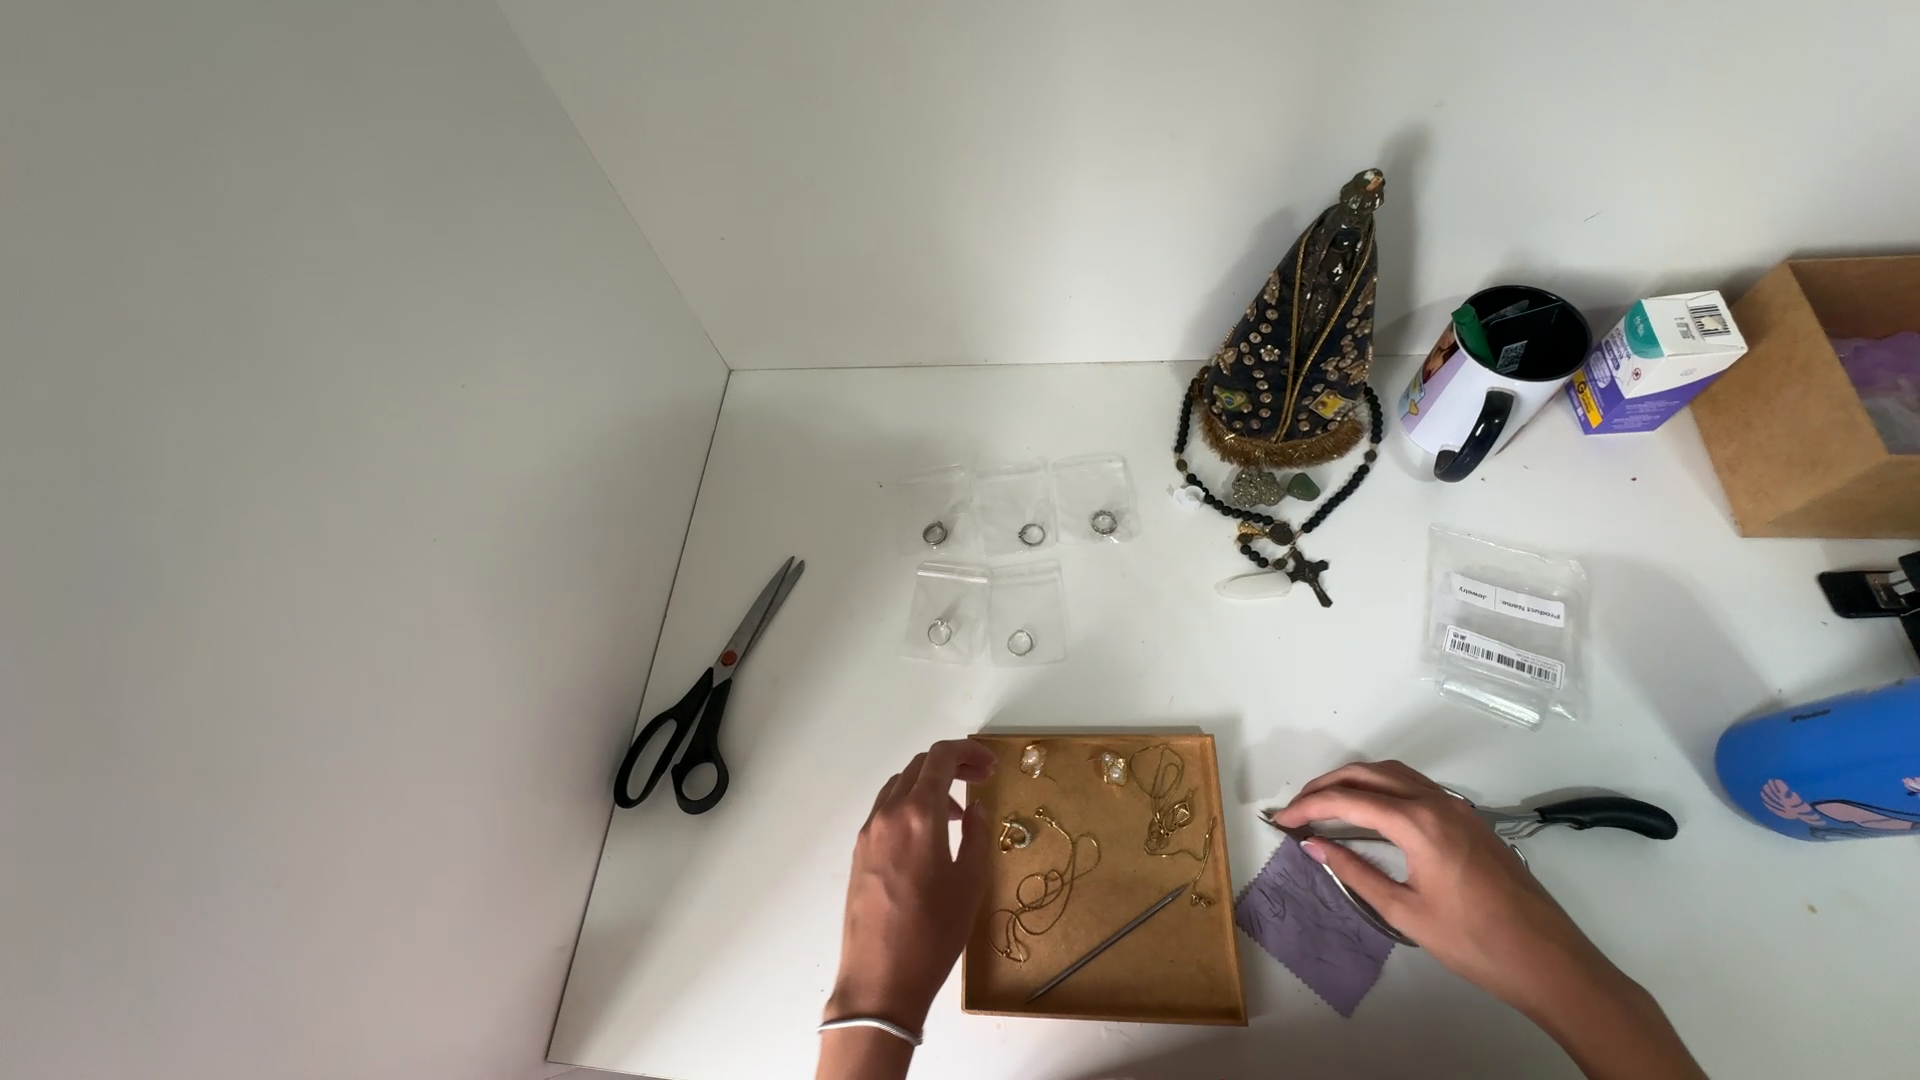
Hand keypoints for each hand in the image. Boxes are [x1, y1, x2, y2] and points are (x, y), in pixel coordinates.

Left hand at [826, 738, 995, 1031]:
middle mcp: (888, 813)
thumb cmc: (933, 933)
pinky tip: (928, 836)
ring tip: (957, 814)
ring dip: (929, 785)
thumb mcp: (970, 883)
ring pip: (899, 786)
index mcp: (918, 813)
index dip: (969, 752)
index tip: (991, 765)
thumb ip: (977, 835)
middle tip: (980, 781)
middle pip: (919, 766)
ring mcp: (868, 832)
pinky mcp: (858, 852)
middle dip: (952, 765)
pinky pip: (886, 810)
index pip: (941, 758)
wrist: (879, 981)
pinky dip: (910, 805)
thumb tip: (975, 807)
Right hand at [1272, 761, 1703, 1079]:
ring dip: (1354, 780)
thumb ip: (1355, 872)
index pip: (1348, 801)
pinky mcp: (1469, 818)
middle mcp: (1437, 803)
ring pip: (1392, 773)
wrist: (1554, 964)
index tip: (1282, 820)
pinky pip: (1414, 785)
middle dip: (1325, 785)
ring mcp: (1457, 807)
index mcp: (1418, 824)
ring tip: (1326, 802)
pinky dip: (1381, 786)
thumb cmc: (1477, 944)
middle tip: (1298, 807)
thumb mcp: (1405, 912)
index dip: (1308, 807)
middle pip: (1367, 774)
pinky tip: (1370, 809)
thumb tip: (1314, 846)